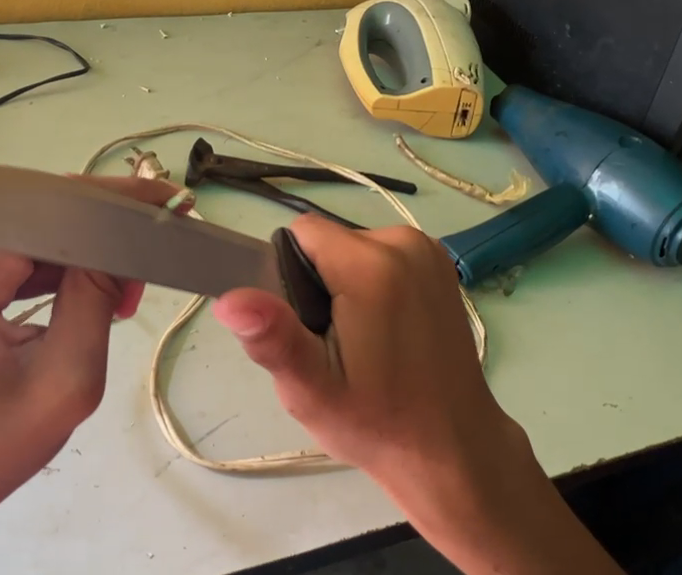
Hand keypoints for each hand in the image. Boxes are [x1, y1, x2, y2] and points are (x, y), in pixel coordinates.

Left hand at [0, 175, 183, 574]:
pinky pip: (17, 240)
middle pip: (44, 206)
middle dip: (105, 230)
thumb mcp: (65, 378)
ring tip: (124, 290)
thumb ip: (97, 297)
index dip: (119, 203)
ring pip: (36, 220)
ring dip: (85, 248)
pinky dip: (58, 261)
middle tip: (148, 268)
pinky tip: (90, 289)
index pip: (54, 207)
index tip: (173, 209)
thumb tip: (127, 239)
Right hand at [213, 216, 620, 574]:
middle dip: (320, 281)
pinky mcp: (440, 261)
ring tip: (363, 340)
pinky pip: (383, 254)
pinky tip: (388, 329)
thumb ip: (273, 338)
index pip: (302, 233)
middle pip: (329, 241)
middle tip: (334, 343)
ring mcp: (428, 250)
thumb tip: (229, 300)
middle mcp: (404, 242)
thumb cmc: (377, 423)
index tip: (306, 323)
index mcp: (371, 265)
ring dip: (346, 282)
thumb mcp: (313, 391)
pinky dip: (375, 281)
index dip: (291, 274)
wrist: (452, 448)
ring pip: (354, 246)